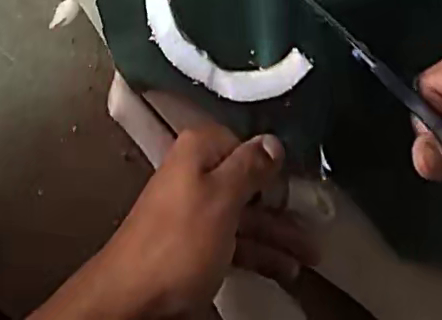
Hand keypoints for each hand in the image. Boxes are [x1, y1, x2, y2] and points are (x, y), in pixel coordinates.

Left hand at [34, 124, 318, 319]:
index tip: (300, 185)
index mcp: (200, 149)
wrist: (128, 300)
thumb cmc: (177, 242)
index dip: (275, 167)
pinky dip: (258, 252)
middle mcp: (197, 172)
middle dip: (282, 207)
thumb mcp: (223, 198)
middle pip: (249, 183)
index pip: (248, 145)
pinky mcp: (194, 244)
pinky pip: (234, 241)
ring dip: (277, 235)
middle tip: (312, 224)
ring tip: (309, 255)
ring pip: (246, 216)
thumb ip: (252, 167)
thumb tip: (273, 141)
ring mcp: (195, 210)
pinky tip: (284, 268)